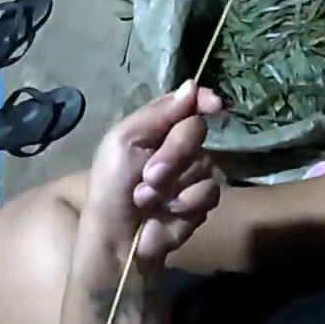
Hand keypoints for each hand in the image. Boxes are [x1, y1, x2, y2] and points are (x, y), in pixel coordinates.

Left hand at [81, 81, 223, 270]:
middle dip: (174, 152)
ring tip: (147, 199)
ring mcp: (191, 172)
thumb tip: (192, 85)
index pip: (187, 103)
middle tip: (150, 173)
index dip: (203, 100)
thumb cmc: (111, 186)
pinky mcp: (201, 200)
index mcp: (156, 126)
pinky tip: (169, 212)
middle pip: (196, 130)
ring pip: (204, 163)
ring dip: (174, 184)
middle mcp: (177, 144)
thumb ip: (158, 113)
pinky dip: (187, 202)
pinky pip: (210, 191)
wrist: (118, 238)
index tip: (213, 105)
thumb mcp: (123, 141)